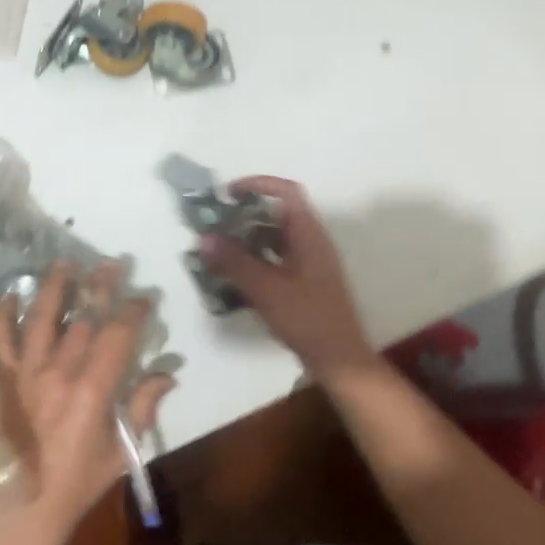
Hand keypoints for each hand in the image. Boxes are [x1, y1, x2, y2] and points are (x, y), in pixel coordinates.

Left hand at [0, 261, 174, 544]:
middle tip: (112, 262)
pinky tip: (10, 295)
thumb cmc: (80, 480)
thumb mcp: (123, 450)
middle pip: (83, 320)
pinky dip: (3, 317)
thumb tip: (167, 374)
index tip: (146, 296)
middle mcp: (57, 374)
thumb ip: (143, 408)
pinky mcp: (4, 381)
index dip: (133, 312)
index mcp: (91, 391)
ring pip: (41, 320)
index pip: (117, 337)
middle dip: (100, 287)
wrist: (27, 502)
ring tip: (65, 263)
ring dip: (55, 289)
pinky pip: (0, 342)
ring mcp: (25, 374)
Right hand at [200, 176, 376, 378]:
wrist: (339, 359)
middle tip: (212, 226)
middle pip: (276, 214)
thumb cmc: (307, 320)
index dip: (257, 185)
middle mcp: (310, 243)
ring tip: (215, 249)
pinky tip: (231, 275)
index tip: (226, 195)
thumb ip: (235, 263)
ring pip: (273, 238)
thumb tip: (205, 238)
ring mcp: (308, 263)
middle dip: (243, 214)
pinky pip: (273, 259)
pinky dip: (252, 259)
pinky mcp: (302, 282)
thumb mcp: (267, 290)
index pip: (286, 193)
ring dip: (245, 238)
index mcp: (309, 236)